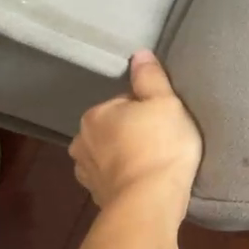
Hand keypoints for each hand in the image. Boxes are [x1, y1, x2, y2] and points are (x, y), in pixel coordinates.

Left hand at [68, 51, 202, 217]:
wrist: (150, 196)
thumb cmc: (162, 143)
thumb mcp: (166, 103)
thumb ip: (151, 78)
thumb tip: (138, 53)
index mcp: (97, 113)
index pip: (125, 102)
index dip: (149, 109)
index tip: (168, 119)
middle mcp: (81, 138)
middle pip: (113, 126)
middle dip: (133, 130)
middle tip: (164, 138)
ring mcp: (84, 167)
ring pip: (108, 150)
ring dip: (125, 152)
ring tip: (154, 159)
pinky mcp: (93, 190)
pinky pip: (109, 173)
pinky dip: (123, 172)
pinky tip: (143, 176)